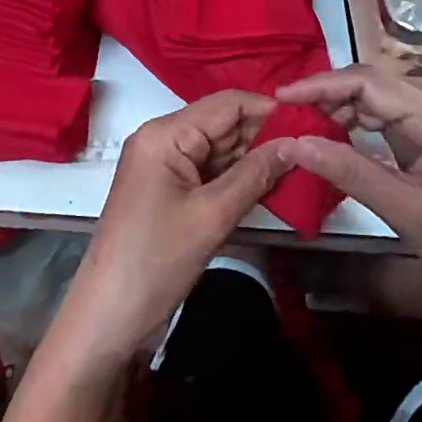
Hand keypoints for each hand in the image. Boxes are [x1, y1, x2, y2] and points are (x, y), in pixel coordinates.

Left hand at [68, 90, 291, 355]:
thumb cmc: (156, 261)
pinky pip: (212, 169)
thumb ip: (256, 173)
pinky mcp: (171, 187)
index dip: (269, 109)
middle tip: (313, 147)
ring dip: (257, 155)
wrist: (109, 318)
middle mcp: (163, 138)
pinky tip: (273, 182)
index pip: (227, 103)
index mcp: (165, 134)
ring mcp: (166, 163)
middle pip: (225, 122)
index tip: (311, 123)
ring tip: (302, 163)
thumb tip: (298, 142)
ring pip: (222, 147)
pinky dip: (240, 175)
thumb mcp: (212, 216)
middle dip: (266, 133)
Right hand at [274, 67, 421, 315]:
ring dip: (338, 111)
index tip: (283, 97)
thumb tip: (296, 144)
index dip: (323, 86)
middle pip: (374, 88)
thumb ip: (350, 172)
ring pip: (377, 105)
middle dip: (327, 96)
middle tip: (285, 113)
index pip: (371, 85)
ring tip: (299, 125)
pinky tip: (329, 139)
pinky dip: (354, 129)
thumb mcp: (406, 210)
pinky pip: (385, 126)